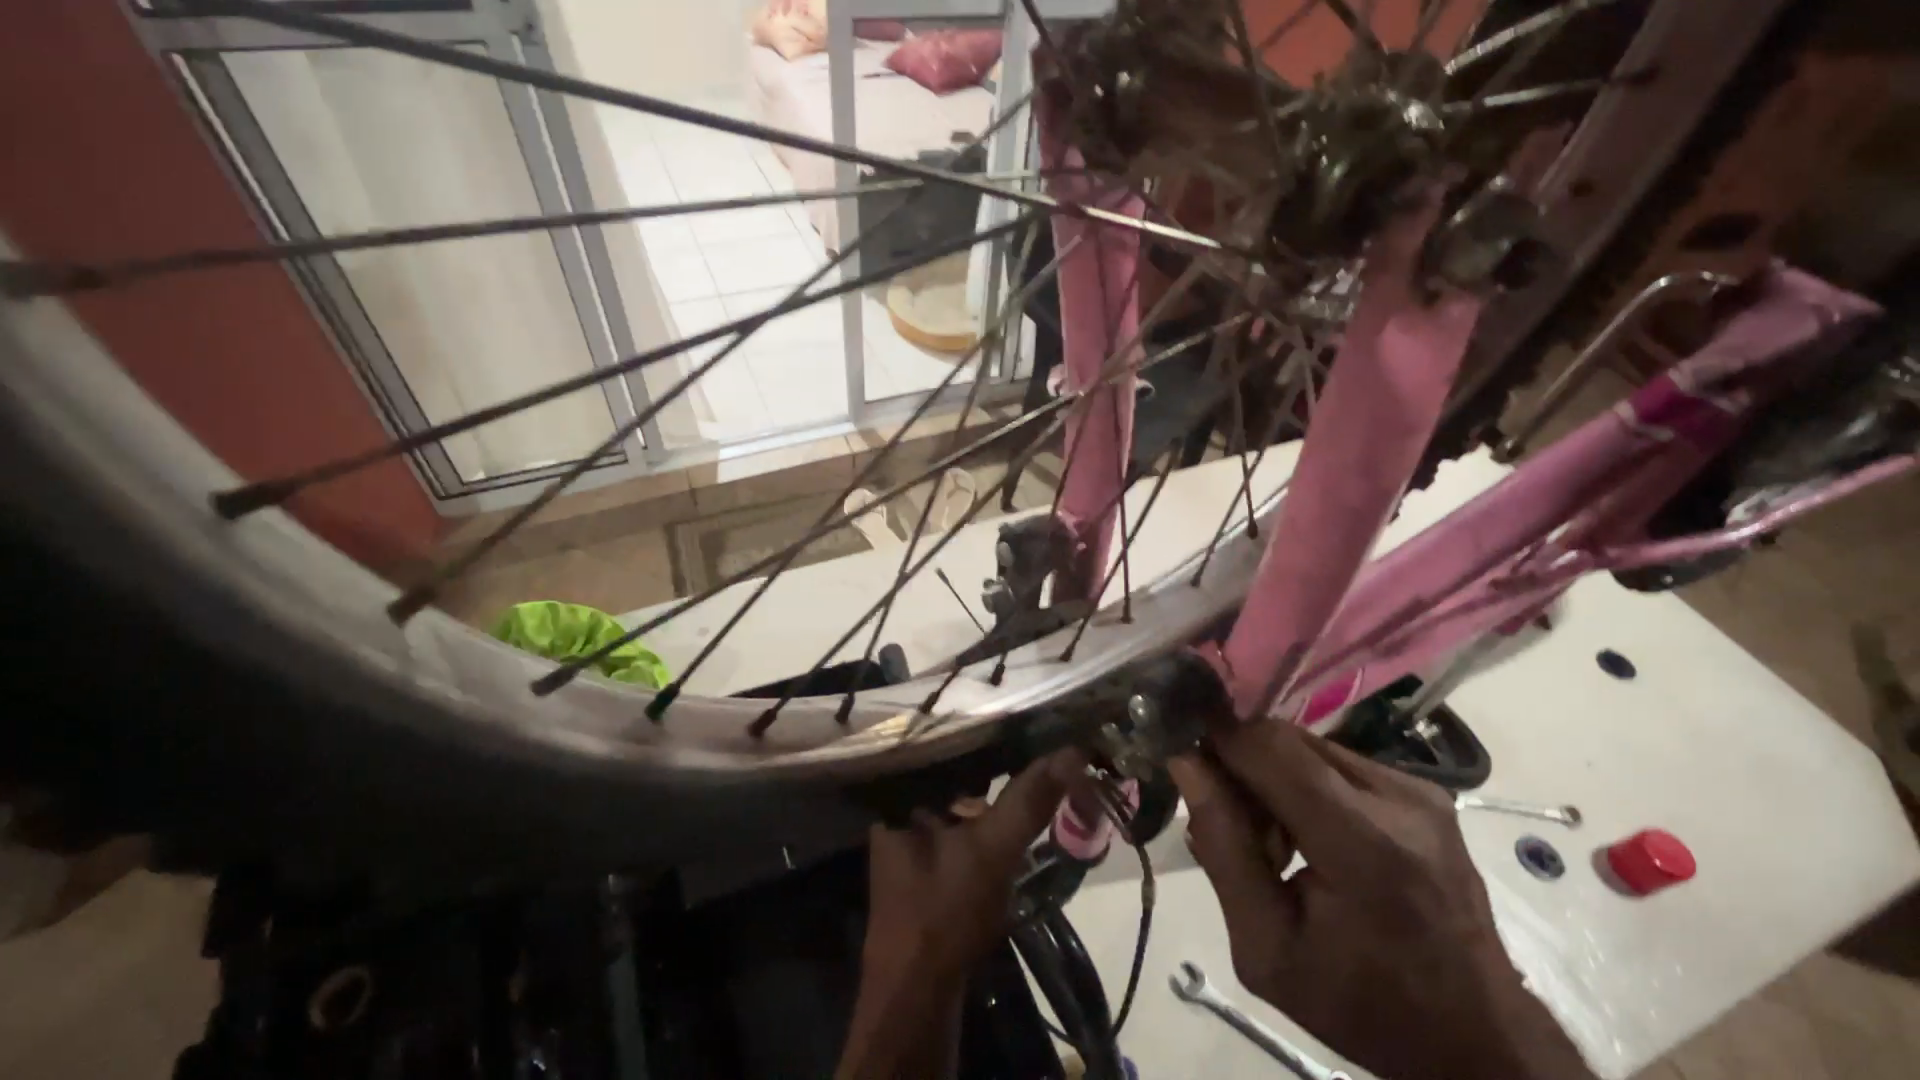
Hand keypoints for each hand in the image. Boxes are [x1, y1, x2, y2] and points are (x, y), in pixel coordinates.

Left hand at [837, 751, 1084, 1079]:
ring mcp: (911, 837)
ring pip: (962, 797)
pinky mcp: (928, 862)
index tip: (1032, 718)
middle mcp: (898, 808)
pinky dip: (992, 818)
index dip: (989, 729)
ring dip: (999, 789)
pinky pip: (964, 824)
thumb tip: (1073, 750)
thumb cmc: (944, 915)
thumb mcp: (992, 851)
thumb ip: (1029, 800)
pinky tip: (1021, 811)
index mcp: (898, 795)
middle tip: (1047, 741)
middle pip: (955, 768)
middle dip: (999, 758)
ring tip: (1043, 765)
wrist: (917, 997)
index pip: (944, 741)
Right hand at [1170, 721, 1593, 1079]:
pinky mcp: (1428, 793)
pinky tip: (1312, 842)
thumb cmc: (1362, 1005)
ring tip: (1275, 847)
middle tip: (1230, 829)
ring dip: (1273, 779)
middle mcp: (1398, 798)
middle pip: (1286, 739)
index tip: (1183, 765)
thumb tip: (1187, 764)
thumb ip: (1223, 849)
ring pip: (1311, 747)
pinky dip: (1307, 787)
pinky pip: (1340, 764)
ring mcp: (1421, 791)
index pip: (1268, 745)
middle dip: (1242, 769)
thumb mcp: (1265, 949)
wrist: (1476, 1036)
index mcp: (1362, 841)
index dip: (1216, 741)